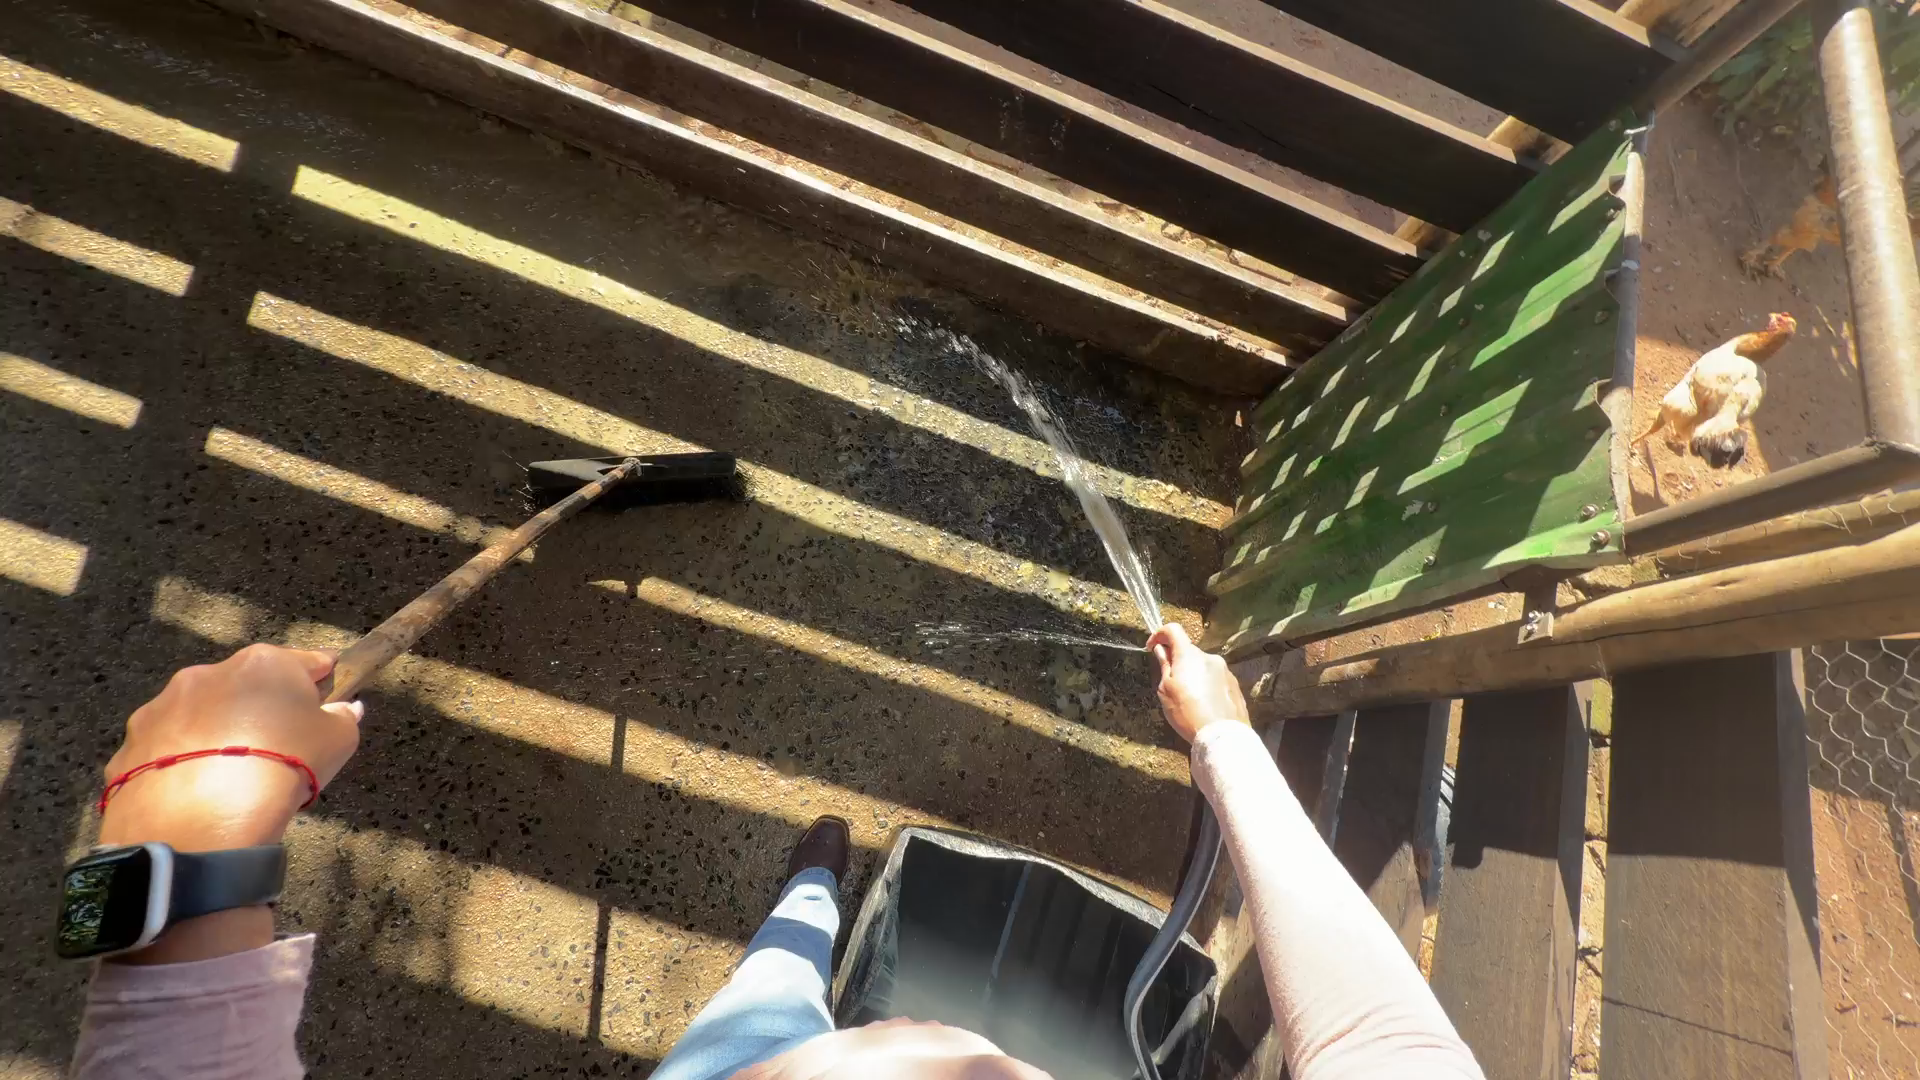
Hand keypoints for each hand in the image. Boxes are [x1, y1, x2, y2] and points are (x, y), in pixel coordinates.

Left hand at [93, 645, 362, 962]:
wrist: (202, 821)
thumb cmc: (287, 762)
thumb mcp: (342, 737)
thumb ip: (343, 715)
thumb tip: (339, 710)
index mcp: (264, 662)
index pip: (309, 661)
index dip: (323, 684)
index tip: (329, 705)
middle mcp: (207, 674)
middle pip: (249, 684)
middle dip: (265, 705)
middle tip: (283, 742)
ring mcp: (158, 709)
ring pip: (203, 713)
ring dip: (221, 730)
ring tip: (236, 771)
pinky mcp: (126, 747)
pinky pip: (168, 747)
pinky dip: (186, 760)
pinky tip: (202, 788)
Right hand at [1147, 623, 1249, 742]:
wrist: (1222, 736)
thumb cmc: (1187, 712)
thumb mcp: (1166, 690)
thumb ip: (1164, 666)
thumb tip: (1161, 650)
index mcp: (1189, 655)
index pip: (1173, 630)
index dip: (1159, 635)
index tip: (1153, 648)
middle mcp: (1210, 657)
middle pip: (1189, 651)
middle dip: (1178, 661)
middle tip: (1170, 683)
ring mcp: (1225, 671)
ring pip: (1203, 666)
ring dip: (1194, 674)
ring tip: (1190, 699)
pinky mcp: (1235, 685)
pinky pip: (1215, 678)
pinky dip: (1207, 685)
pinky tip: (1205, 705)